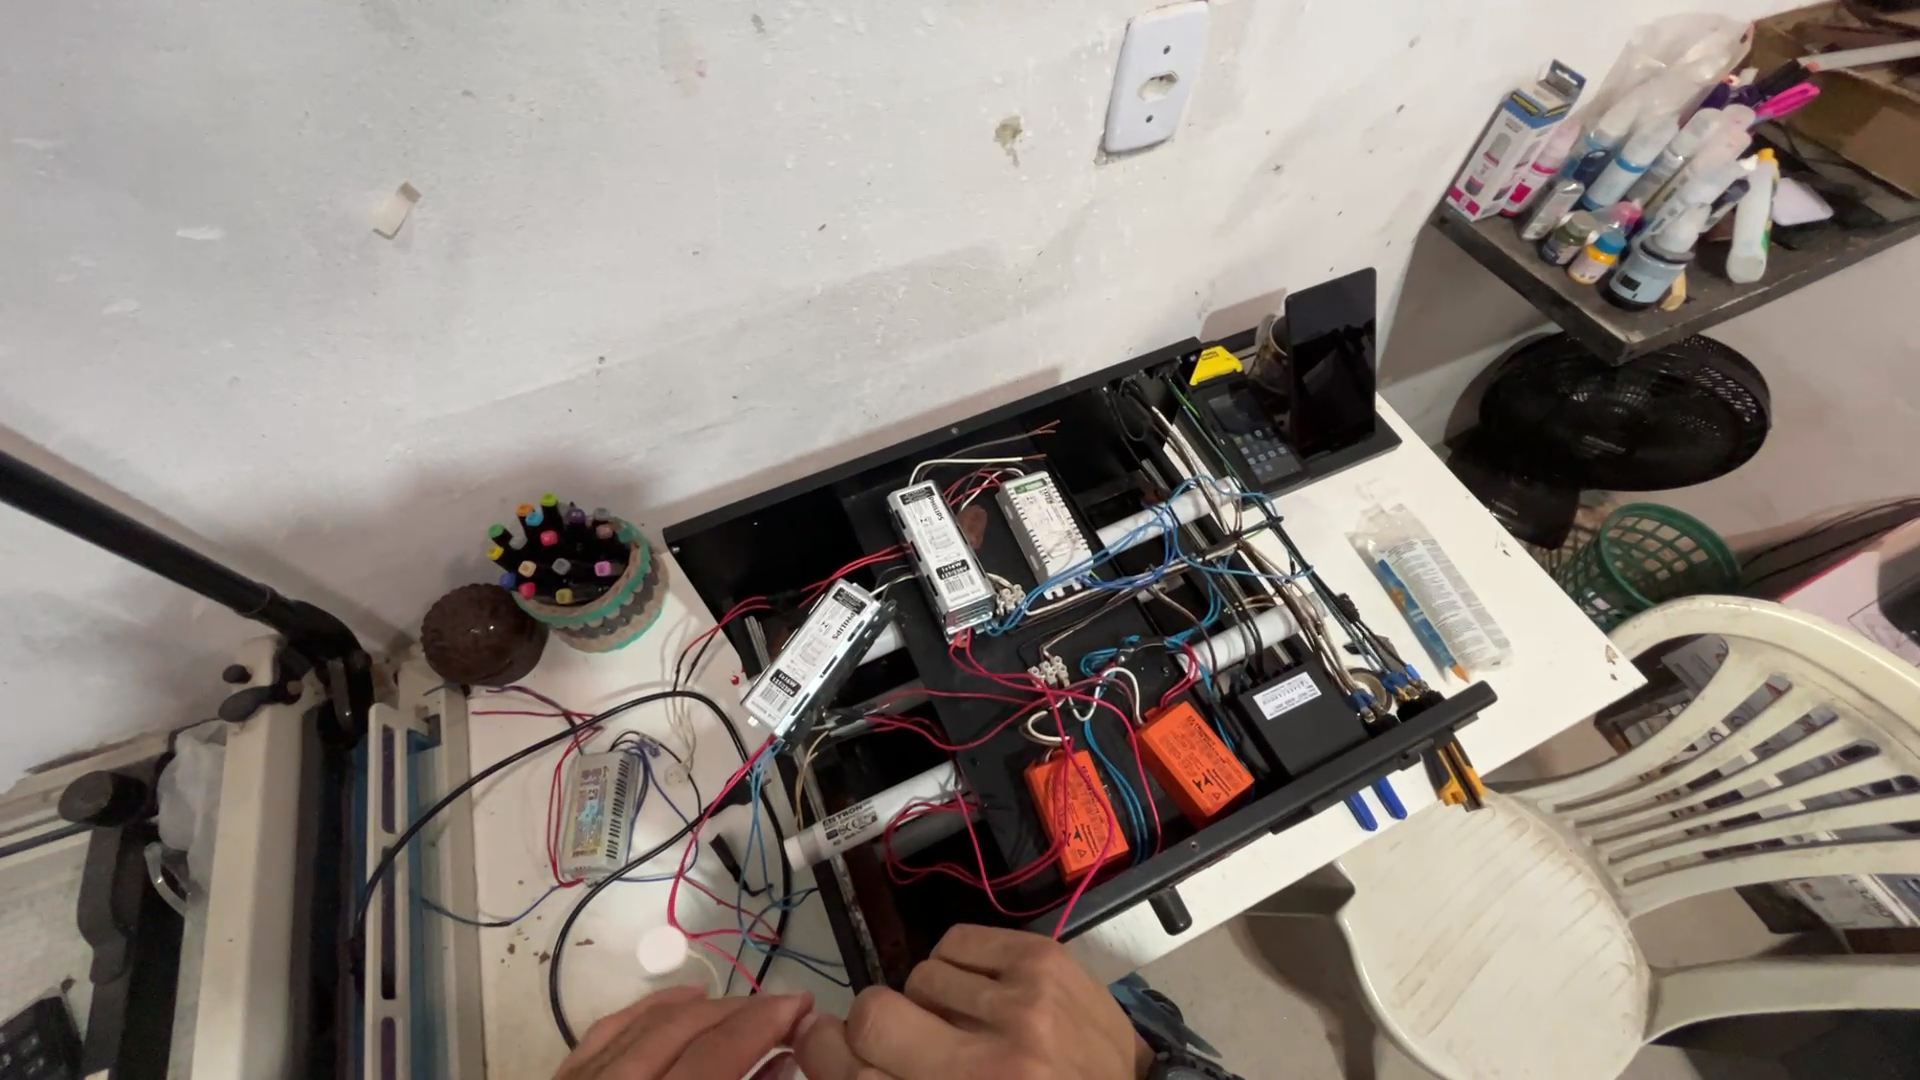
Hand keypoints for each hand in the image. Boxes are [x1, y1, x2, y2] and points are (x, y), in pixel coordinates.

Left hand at [555, 984, 812, 1079]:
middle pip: (685, 1028)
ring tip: (745, 1004)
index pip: (718, 1051)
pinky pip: (604, 1032)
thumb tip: (782, 1061)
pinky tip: (682, 1000)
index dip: (766, 1022)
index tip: (805, 1004)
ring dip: (703, 1006)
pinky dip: (649, 1009)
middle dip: (742, 1010)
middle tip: (785, 1007)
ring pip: (647, 1021)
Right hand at [793, 925, 1149, 1079]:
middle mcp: (988, 1069)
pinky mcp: (1041, 959)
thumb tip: (833, 1045)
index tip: (821, 1040)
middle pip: (875, 1018)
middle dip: (870, 1025)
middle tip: (890, 1033)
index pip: (857, 1076)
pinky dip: (955, 965)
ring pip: (919, 977)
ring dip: (928, 1000)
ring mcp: (1019, 1007)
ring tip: (961, 1022)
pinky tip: (980, 991)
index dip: (825, 1055)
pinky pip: (956, 941)